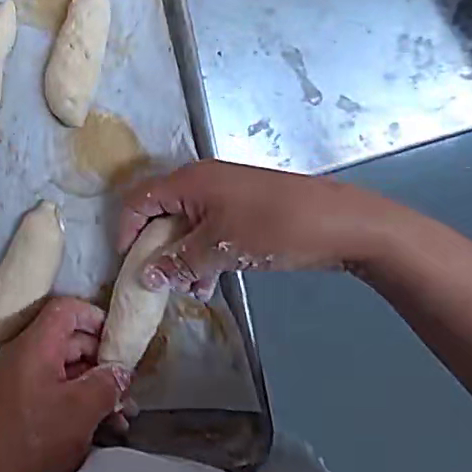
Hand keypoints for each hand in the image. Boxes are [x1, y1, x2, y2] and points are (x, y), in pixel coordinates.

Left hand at [0, 297, 129, 471]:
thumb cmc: (35, 440)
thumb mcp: (81, 410)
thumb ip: (106, 383)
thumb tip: (122, 370)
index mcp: (36, 344)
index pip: (66, 309)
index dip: (95, 317)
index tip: (120, 341)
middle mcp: (25, 354)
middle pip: (70, 340)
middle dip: (103, 362)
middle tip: (130, 388)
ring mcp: (21, 379)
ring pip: (66, 370)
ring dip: (96, 388)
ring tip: (124, 417)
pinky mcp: (20, 404)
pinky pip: (55, 390)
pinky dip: (79, 402)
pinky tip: (103, 428)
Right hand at [117, 160, 433, 298]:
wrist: (345, 223)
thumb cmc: (276, 228)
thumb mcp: (222, 249)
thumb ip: (179, 262)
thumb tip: (145, 276)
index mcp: (189, 181)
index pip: (139, 201)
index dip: (127, 231)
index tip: (128, 265)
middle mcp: (201, 182)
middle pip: (161, 213)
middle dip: (157, 249)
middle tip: (160, 282)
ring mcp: (225, 194)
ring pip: (186, 225)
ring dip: (182, 256)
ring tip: (190, 289)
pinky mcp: (244, 208)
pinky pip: (209, 229)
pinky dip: (204, 253)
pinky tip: (210, 283)